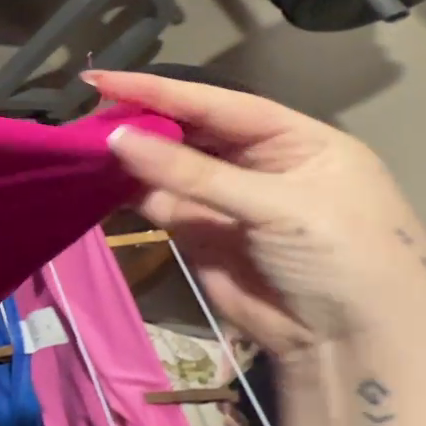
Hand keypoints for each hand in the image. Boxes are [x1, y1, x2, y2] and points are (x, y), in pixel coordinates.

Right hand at [86, 70, 425, 359]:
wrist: (350, 346)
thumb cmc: (346, 260)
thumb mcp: (279, 207)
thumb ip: (192, 173)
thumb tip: (113, 139)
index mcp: (298, 142)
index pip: (217, 104)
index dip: (159, 90)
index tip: (101, 79)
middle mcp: (256, 162)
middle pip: (184, 128)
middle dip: (136, 117)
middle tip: (82, 110)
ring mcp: (221, 195)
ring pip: (160, 162)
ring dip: (122, 152)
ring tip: (75, 140)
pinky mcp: (192, 226)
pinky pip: (148, 197)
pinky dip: (118, 186)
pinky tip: (90, 173)